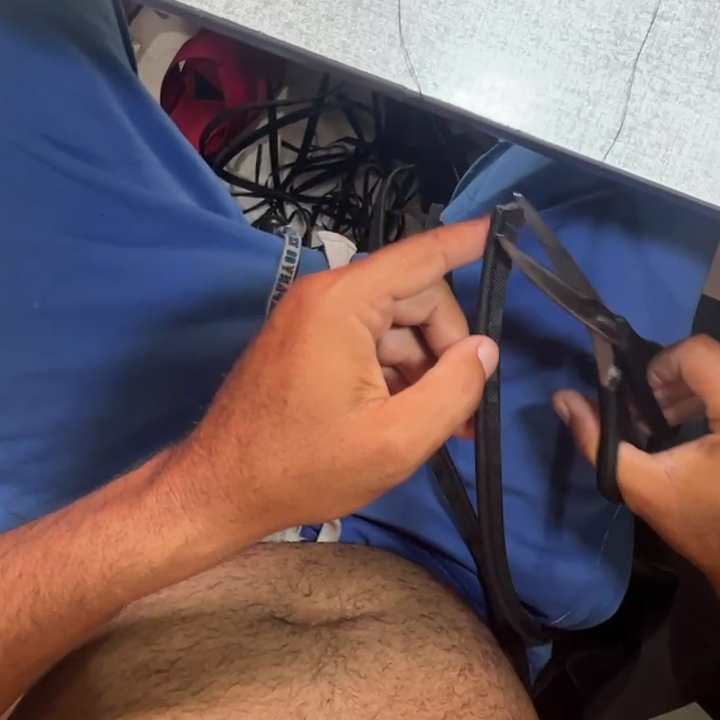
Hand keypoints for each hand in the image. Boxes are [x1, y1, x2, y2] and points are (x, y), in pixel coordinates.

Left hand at [163, 219, 498, 541]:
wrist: (221, 492)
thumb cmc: (304, 468)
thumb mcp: (395, 440)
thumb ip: (453, 390)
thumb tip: (485, 350)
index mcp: (343, 303)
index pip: (420, 256)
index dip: (464, 243)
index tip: (499, 227)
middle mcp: (326, 296)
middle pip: (415, 298)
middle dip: (447, 346)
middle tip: (463, 408)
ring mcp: (313, 319)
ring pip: (397, 324)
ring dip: (424, 366)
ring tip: (440, 424)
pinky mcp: (309, 342)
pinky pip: (371, 341)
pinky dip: (396, 372)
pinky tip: (406, 415)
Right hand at [553, 335, 719, 608]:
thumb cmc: (709, 533)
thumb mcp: (644, 488)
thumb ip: (598, 439)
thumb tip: (563, 398)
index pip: (699, 351)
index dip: (661, 366)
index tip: (643, 400)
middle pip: (719, 357)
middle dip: (678, 378)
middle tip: (653, 415)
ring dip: (700, 387)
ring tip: (674, 423)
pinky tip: (705, 431)